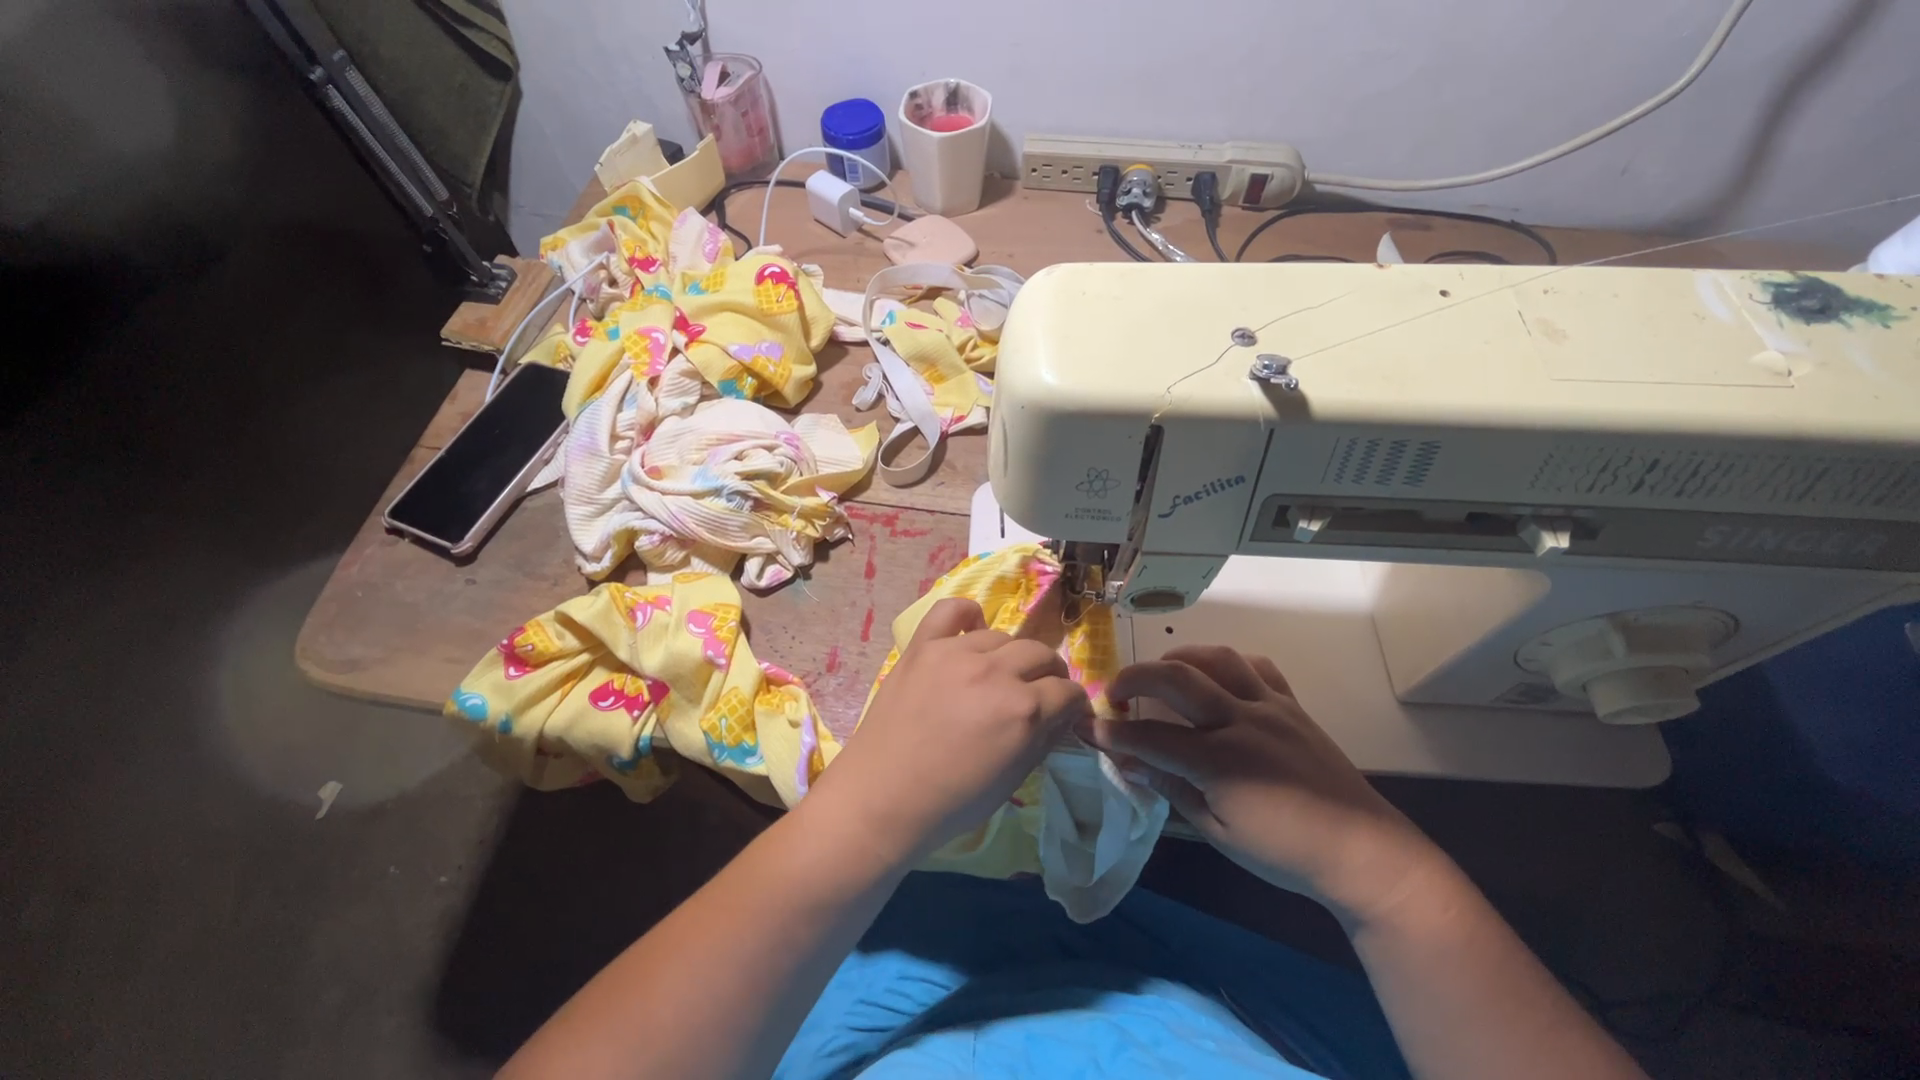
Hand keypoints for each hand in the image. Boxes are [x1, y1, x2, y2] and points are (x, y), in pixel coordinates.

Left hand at [808, 598, 1091, 863]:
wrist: (881, 798)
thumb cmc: (951, 802)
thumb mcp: (1012, 781)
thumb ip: (1043, 741)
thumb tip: (1062, 717)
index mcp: (1023, 710)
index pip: (1067, 691)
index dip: (1073, 705)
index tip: (1066, 713)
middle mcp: (995, 673)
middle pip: (1040, 654)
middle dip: (1050, 674)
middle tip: (1039, 692)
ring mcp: (956, 654)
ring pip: (1002, 636)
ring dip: (1011, 655)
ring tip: (999, 675)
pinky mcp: (922, 647)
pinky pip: (951, 611)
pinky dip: (967, 615)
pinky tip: (972, 631)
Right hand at [1081, 645, 1448, 928]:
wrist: (1360, 849)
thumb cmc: (1281, 852)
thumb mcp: (1216, 829)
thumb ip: (1171, 788)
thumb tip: (1128, 762)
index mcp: (1219, 761)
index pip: (1150, 737)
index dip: (1111, 733)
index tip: (1084, 728)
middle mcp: (1241, 722)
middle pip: (1177, 679)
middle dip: (1135, 678)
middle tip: (1114, 692)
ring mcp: (1270, 708)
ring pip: (1217, 659)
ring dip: (1179, 658)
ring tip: (1160, 673)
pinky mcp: (1292, 706)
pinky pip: (1257, 667)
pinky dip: (1227, 664)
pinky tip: (1215, 677)